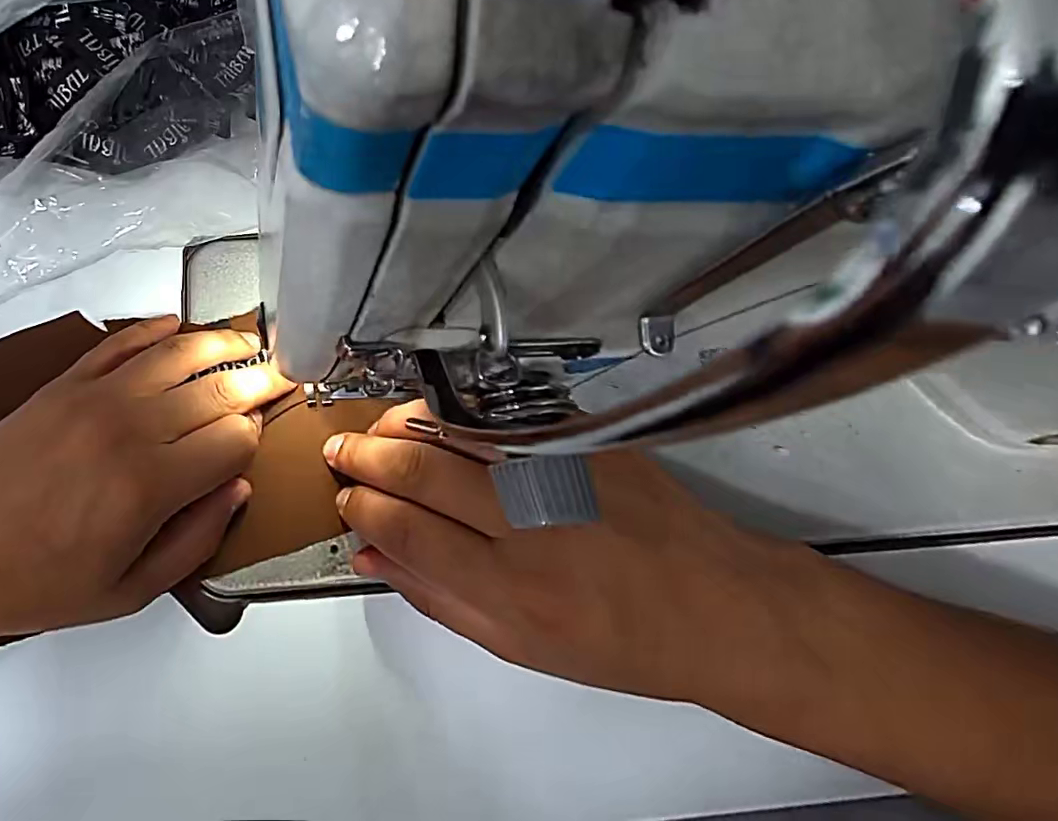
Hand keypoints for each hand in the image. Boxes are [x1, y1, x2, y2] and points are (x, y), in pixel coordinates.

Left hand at [0, 316, 294, 702]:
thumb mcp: (127, 591)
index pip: (234, 438)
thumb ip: (195, 540)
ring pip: (178, 350)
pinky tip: (179, 326)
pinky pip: (123, 341)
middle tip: (279, 376)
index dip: (257, 435)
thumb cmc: (34, 583)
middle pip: (217, 386)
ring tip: (247, 341)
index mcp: (148, 485)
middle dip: (258, 380)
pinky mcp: (65, 382)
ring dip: (221, 341)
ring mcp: (94, 395)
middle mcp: (128, 428)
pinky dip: (157, 328)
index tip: (260, 438)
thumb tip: (238, 489)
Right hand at [325, 401, 831, 704]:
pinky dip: (448, 412)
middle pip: (417, 469)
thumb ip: (436, 597)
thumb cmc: (623, 639)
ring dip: (396, 425)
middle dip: (364, 457)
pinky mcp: (579, 439)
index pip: (404, 527)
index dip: (361, 508)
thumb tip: (375, 558)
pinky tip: (426, 421)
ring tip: (374, 435)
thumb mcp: (518, 646)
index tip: (347, 502)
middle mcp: (531, 521)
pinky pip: (492, 415)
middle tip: (342, 455)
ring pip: (450, 428)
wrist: (715, 604)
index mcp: (511, 587)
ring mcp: (556, 469)